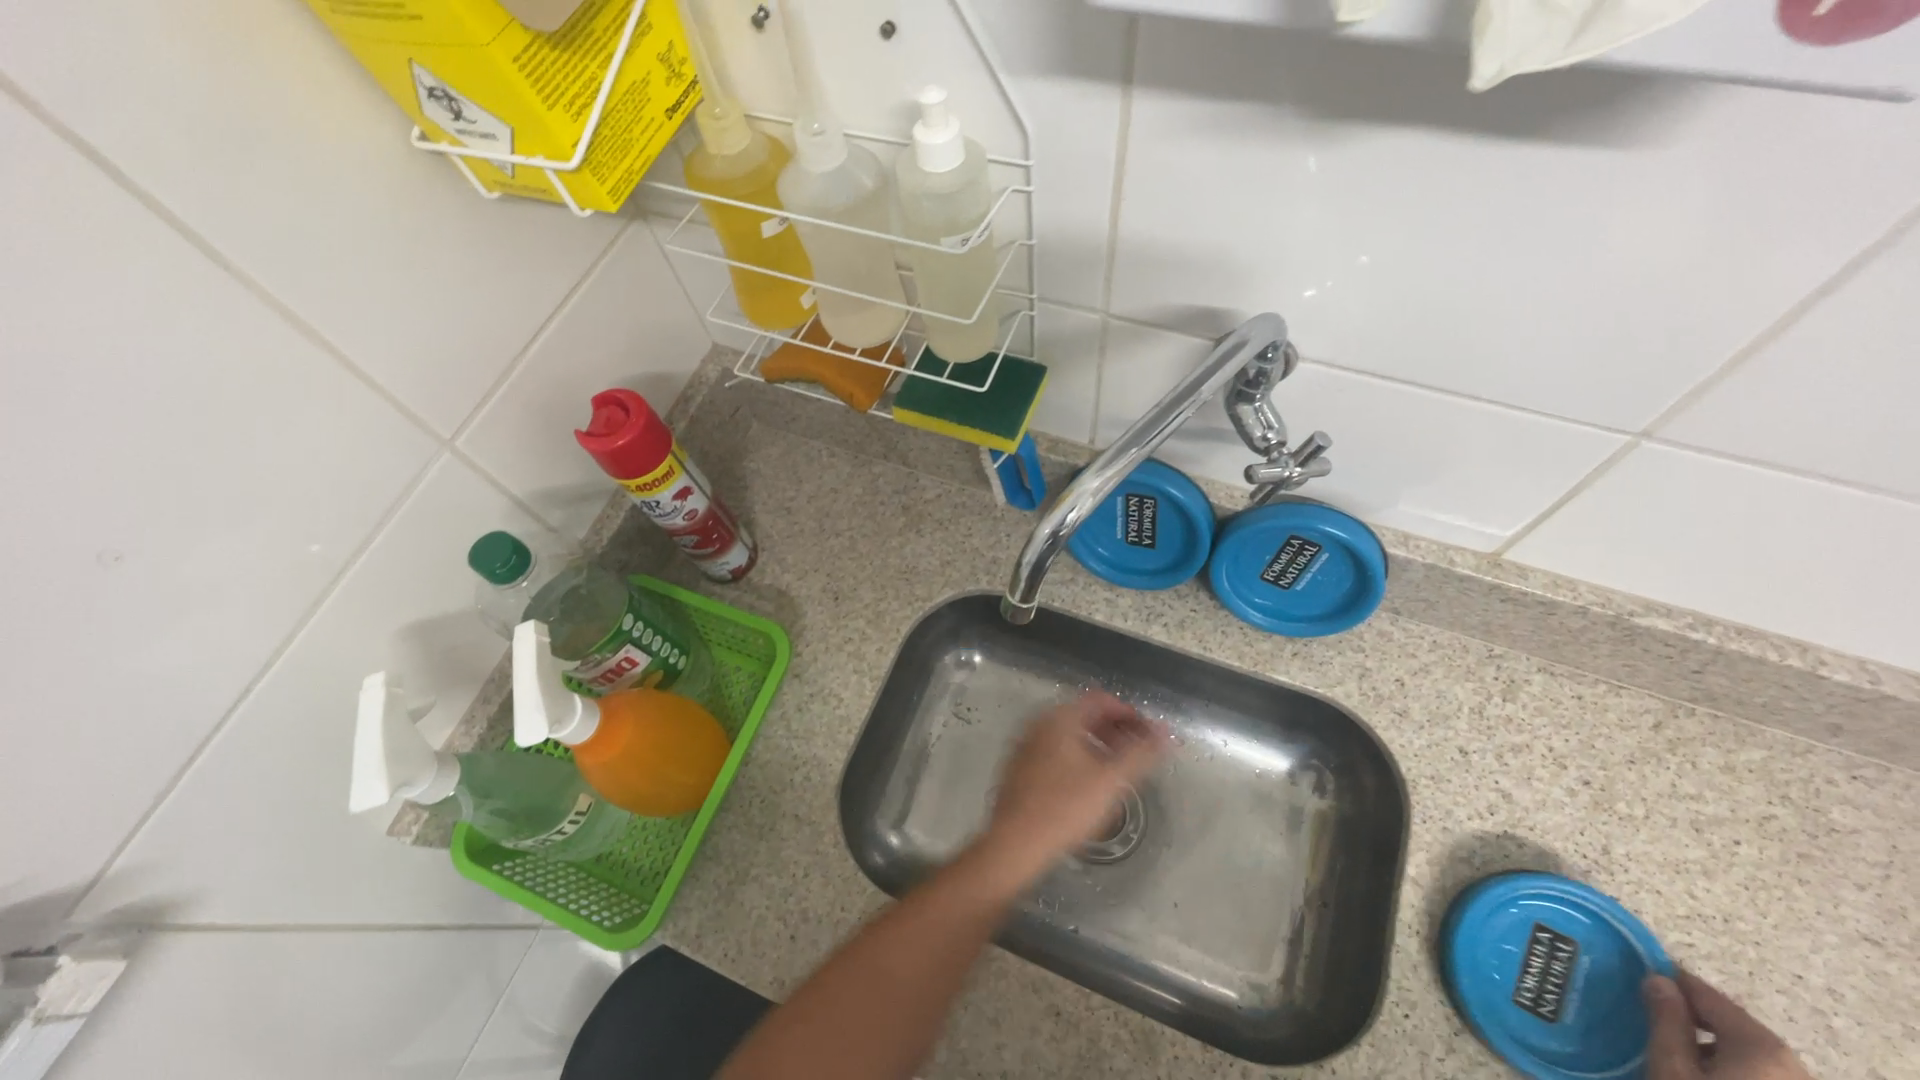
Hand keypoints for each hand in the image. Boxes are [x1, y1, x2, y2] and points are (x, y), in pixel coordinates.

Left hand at [971, 692, 1168, 891]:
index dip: (1131, 715)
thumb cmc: (1064, 809)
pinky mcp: (1020, 767)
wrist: (1014, 844)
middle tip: (1139, 752)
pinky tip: (1089, 783)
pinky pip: (1056, 751)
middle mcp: (1039, 724)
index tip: (1150, 735)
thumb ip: (1141, 753)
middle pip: (1085, 715)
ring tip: (1119, 769)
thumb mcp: (1110, 781)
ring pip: (1070, 734)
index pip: (1102, 700)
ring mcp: (1026, 745)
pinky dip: (1078, 757)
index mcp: (1059, 718)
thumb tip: (1166, 732)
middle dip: (1116, 730)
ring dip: (1099, 745)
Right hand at [1644, 971, 1813, 1079]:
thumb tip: (1658, 979)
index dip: (1674, 980)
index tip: (1643, 972)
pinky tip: (1711, 1073)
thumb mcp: (1673, 1069)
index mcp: (1762, 1044)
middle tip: (1657, 1014)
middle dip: (1696, 1015)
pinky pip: (1763, 1070)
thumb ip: (1667, 1022)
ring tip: (1682, 1050)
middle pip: (1733, 1024)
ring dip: (1715, 1043)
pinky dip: (1736, 1064)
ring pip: (1749, 1050)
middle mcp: (1792, 1059)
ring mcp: (1800, 1079)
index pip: (1710, 996)